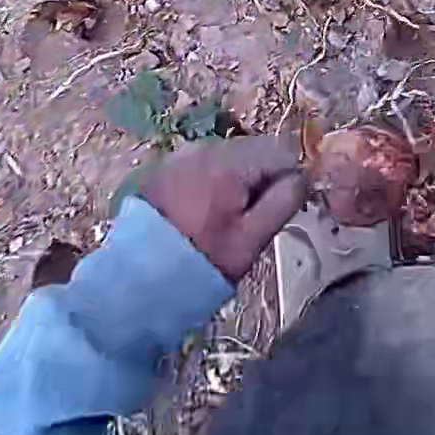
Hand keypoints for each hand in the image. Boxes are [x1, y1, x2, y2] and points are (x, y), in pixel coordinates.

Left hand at [142, 135, 305, 280]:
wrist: (132, 286)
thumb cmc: (200, 264)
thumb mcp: (251, 241)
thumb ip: (283, 202)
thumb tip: (302, 177)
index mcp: (231, 163)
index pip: (281, 153)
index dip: (287, 180)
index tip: (277, 209)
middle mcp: (207, 147)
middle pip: (256, 150)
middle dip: (262, 178)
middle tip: (249, 219)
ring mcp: (183, 154)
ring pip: (232, 155)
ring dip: (238, 178)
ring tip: (223, 217)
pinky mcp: (166, 165)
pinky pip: (206, 162)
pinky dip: (214, 179)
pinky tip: (202, 210)